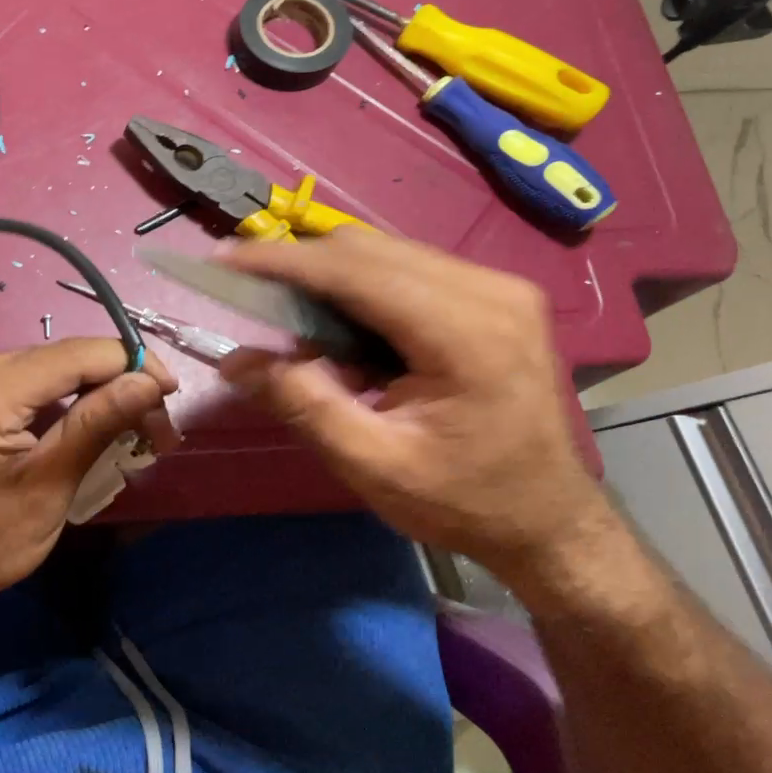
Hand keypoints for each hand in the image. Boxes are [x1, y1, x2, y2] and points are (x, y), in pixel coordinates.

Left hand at [0, 339, 178, 633]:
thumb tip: (148, 382)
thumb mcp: (47, 489)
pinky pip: (25, 384)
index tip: (173, 396)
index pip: (75, 355)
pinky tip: (93, 428)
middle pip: (62, 358)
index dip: (131, 365)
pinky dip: (62, 403)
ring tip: (137, 433)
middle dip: (117, 384)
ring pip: (48, 369)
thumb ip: (96, 427)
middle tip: (159, 429)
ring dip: (94, 394)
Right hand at [214, 229, 612, 579]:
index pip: (356, 271)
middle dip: (297, 264)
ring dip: (325, 275)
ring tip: (283, 314)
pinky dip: (356, 287)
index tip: (222, 261)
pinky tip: (336, 327)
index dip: (282, 262)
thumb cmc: (463, 502)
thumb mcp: (371, 464)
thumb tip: (235, 360)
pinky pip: (404, 268)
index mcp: (466, 334)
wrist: (549, 523)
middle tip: (242, 292)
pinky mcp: (492, 297)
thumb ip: (303, 404)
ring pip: (383, 252)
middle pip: (368, 249)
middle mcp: (489, 292)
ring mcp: (497, 288)